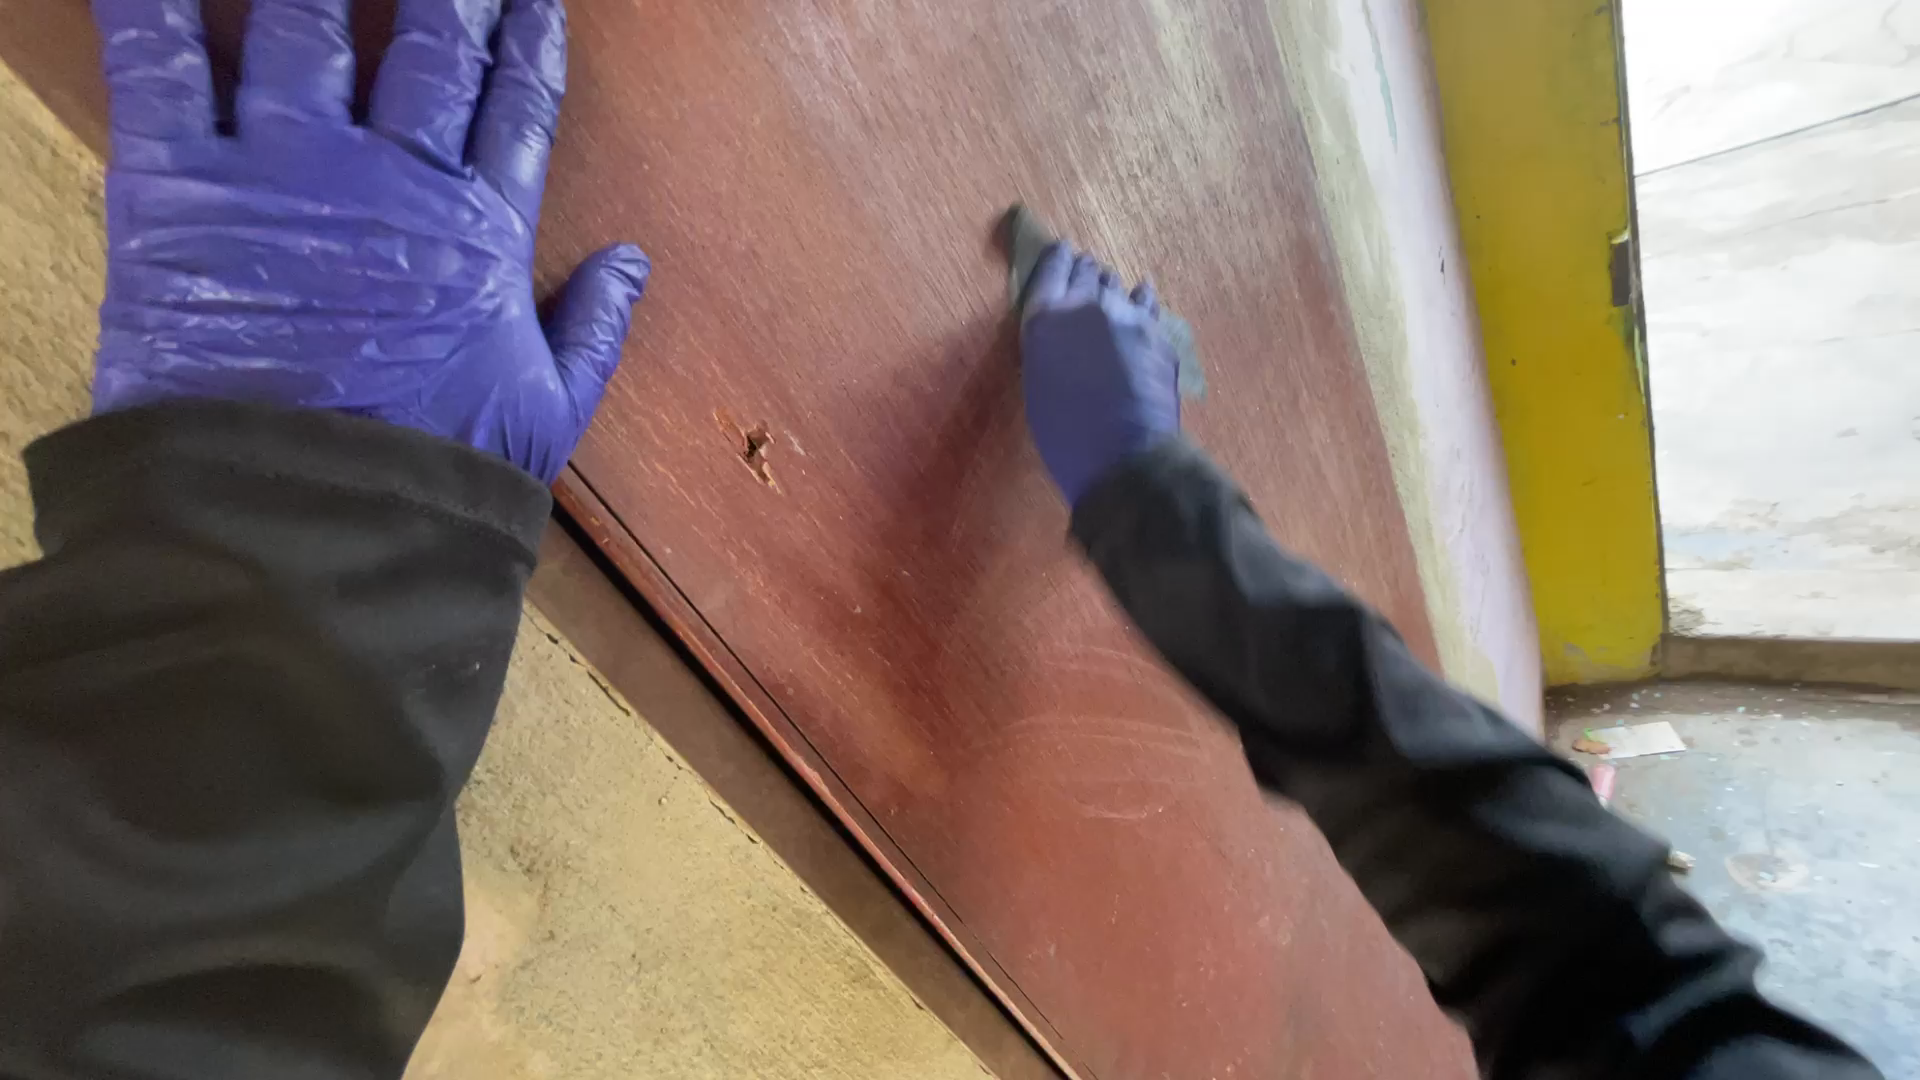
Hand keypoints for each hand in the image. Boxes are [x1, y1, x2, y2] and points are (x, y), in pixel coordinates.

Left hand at [90, 0, 647, 483]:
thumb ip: (597, 325)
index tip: (536, 3)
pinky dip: (158, 0)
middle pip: (428, 52)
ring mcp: (290, 172)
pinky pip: (159, 60)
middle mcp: (396, 182)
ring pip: (305, 30)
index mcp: (485, 234)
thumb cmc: (447, 454)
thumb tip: (633, 259)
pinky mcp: (183, 185)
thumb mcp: (554, 405)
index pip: (518, 113)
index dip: (530, 48)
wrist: (321, 497)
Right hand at [1020, 244, 1180, 506]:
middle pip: (1088, 274)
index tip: (1060, 253)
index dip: (1056, 260)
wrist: (1124, 457)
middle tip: (1083, 275)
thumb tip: (1062, 337)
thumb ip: (1048, 349)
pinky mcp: (1159, 335)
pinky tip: (1141, 298)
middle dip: (1084, 275)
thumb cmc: (1064, 436)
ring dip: (1111, 290)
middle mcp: (1087, 306)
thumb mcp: (1039, 387)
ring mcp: (1129, 317)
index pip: (1051, 270)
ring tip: (1109, 292)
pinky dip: (1141, 303)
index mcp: (1047, 319)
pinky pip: (1148, 307)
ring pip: (1119, 288)